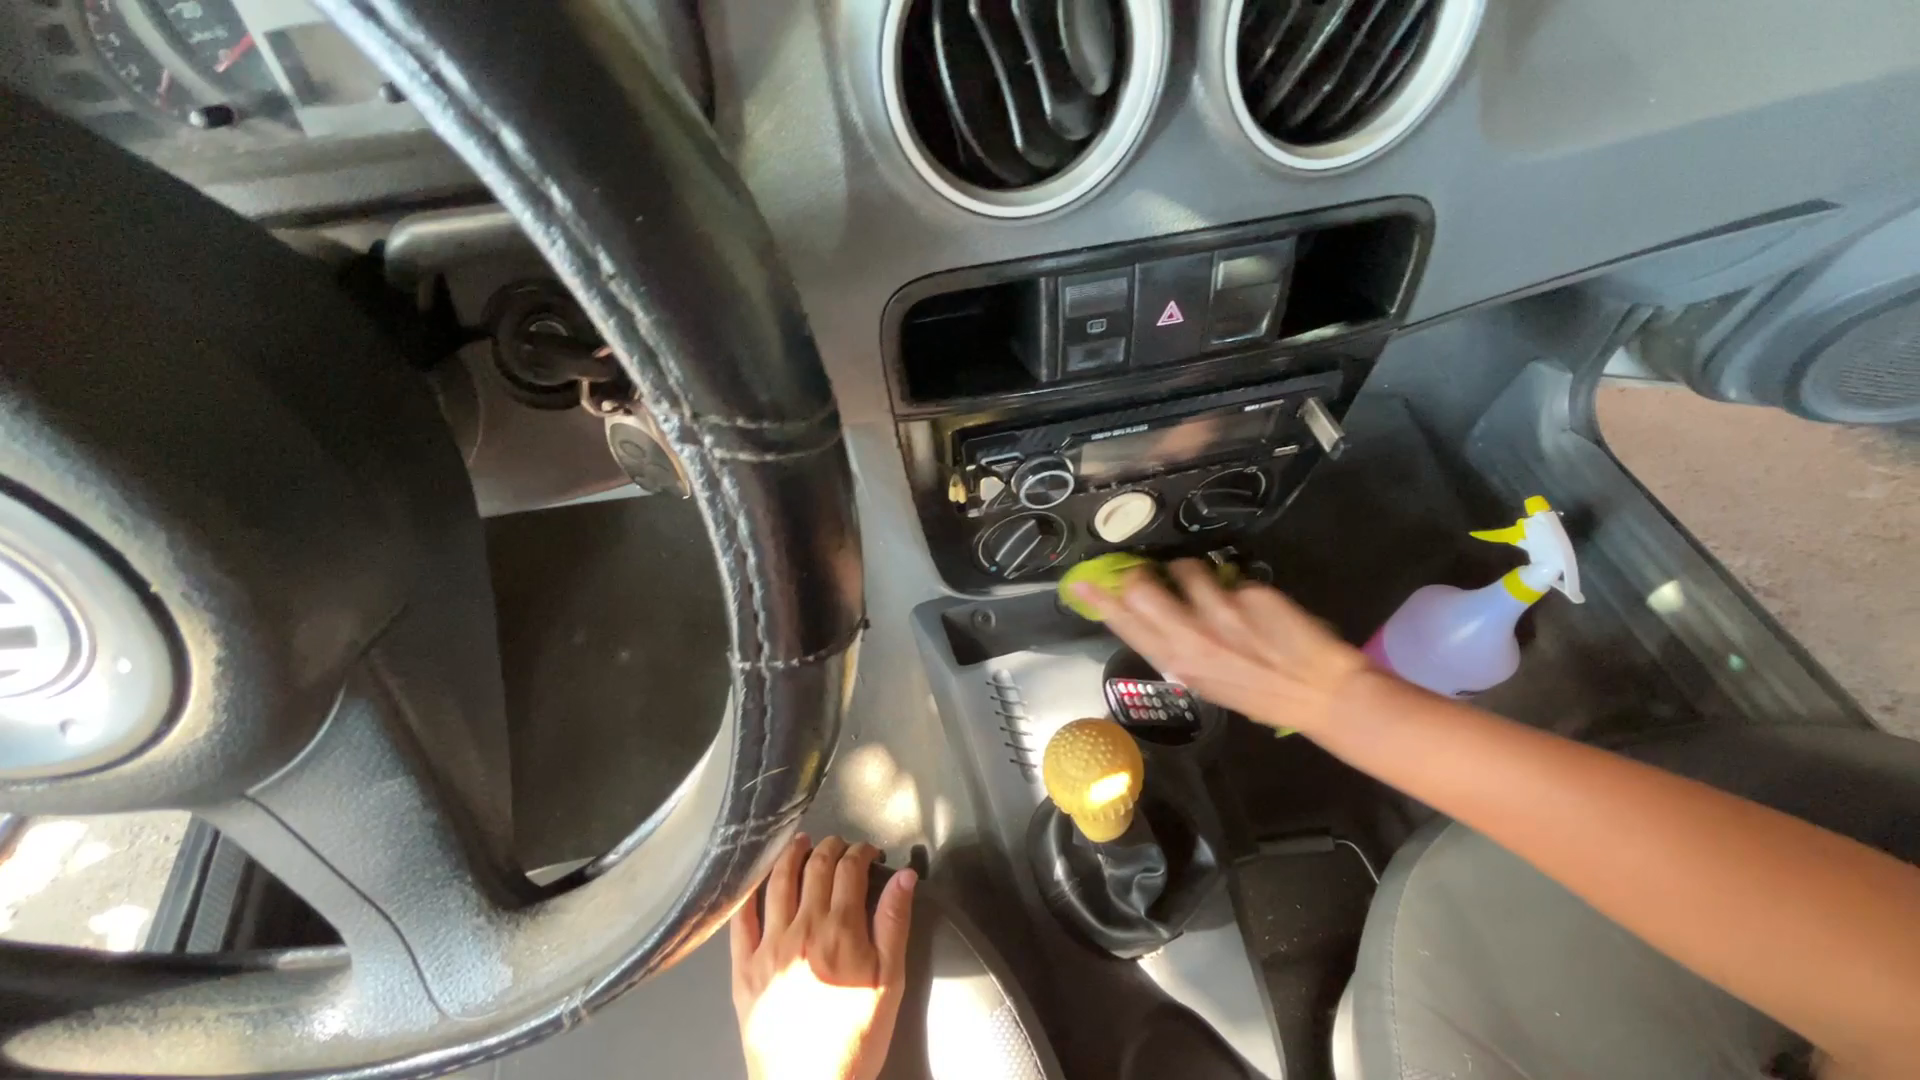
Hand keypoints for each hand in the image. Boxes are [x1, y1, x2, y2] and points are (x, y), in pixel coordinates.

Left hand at [730, 834, 916, 1079]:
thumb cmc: (857, 1038)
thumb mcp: (889, 982)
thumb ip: (894, 923)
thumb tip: (905, 875)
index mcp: (840, 929)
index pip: (850, 869)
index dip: (861, 852)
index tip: (869, 852)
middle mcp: (802, 927)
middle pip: (815, 867)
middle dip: (830, 847)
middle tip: (839, 845)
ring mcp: (767, 946)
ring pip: (777, 882)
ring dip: (791, 855)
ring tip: (801, 843)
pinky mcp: (742, 968)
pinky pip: (740, 919)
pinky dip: (748, 892)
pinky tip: (757, 878)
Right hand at [1072, 559, 1369, 736]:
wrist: (1320, 693)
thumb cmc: (1259, 691)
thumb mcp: (1207, 681)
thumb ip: (1177, 649)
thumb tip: (1151, 615)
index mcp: (1177, 661)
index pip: (1125, 623)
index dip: (1099, 601)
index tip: (1081, 583)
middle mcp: (1192, 636)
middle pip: (1141, 588)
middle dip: (1142, 576)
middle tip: (1155, 576)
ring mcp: (1221, 613)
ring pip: (1186, 569)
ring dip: (1194, 574)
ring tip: (1212, 590)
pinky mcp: (1249, 595)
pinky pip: (1230, 577)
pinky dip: (1236, 586)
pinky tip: (1251, 606)